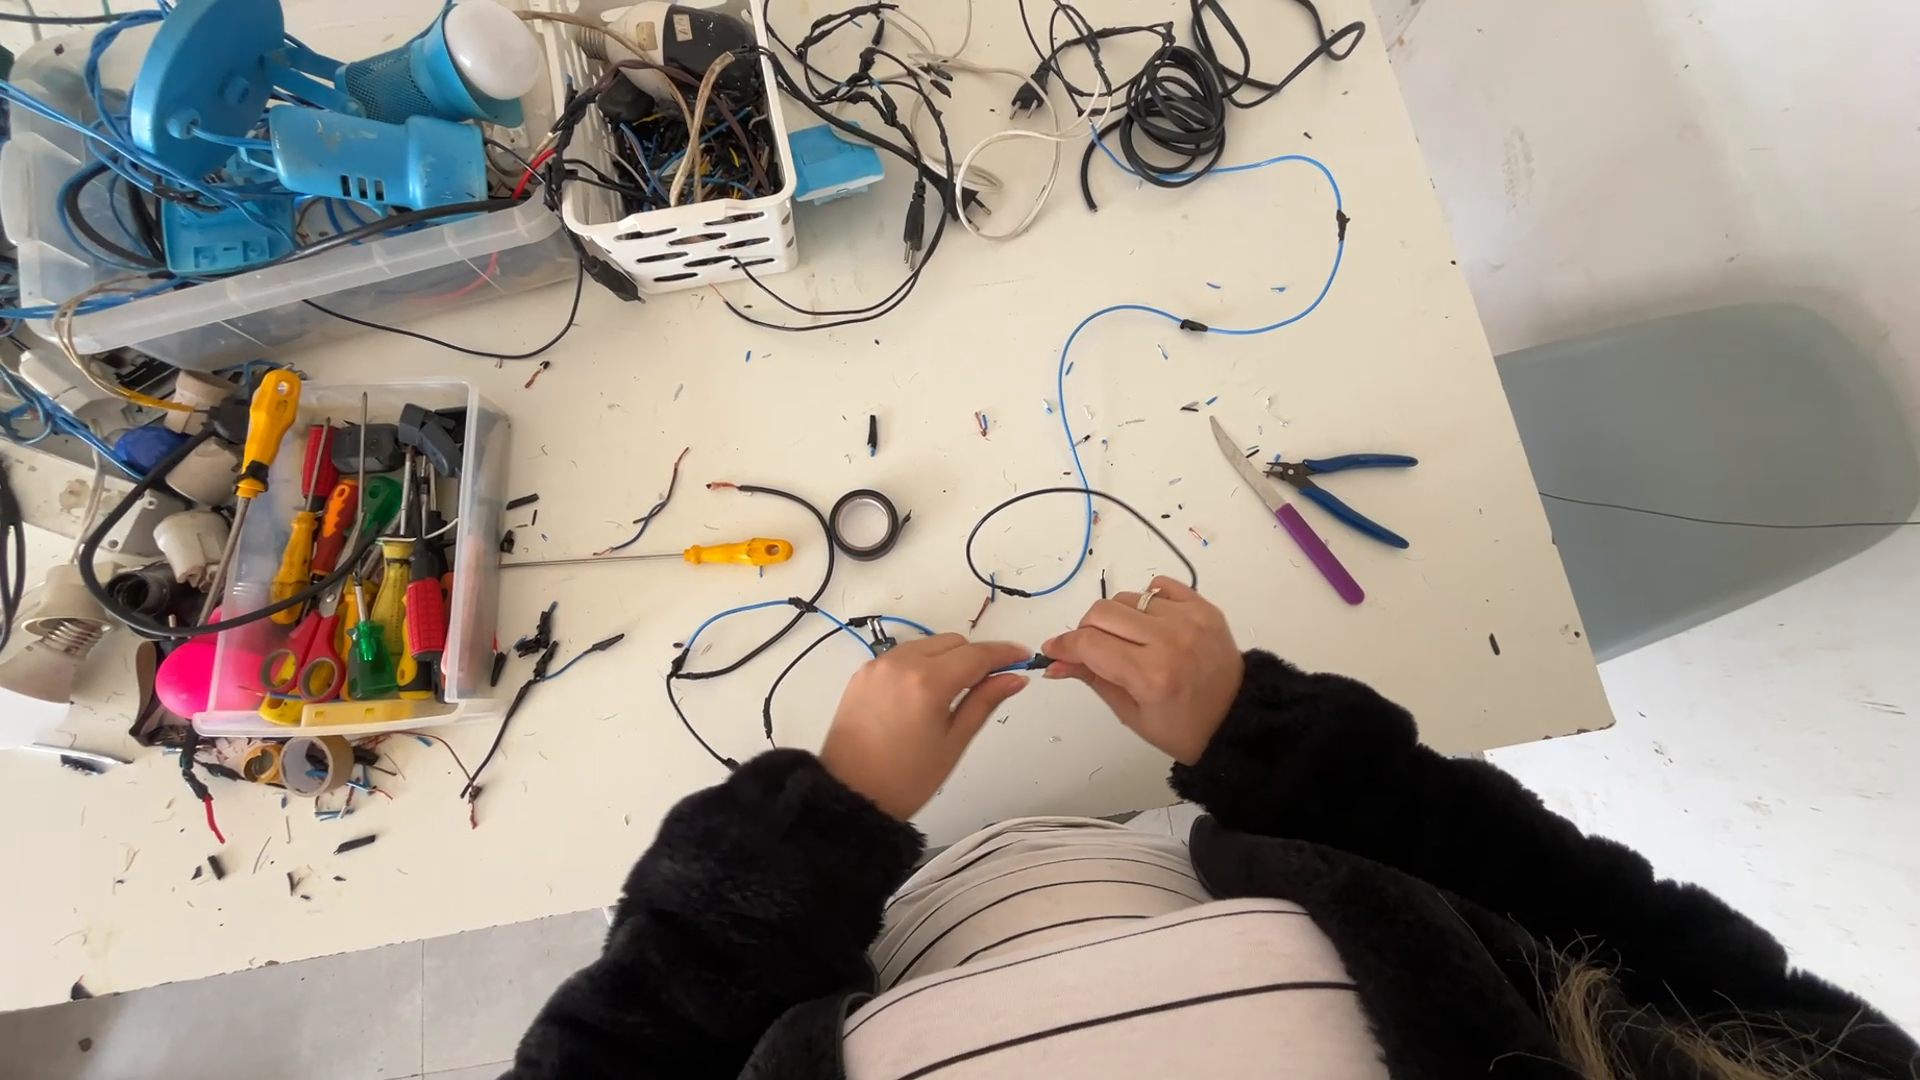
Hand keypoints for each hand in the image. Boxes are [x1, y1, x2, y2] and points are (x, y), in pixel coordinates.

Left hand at [820, 634, 1032, 819]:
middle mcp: (901, 663)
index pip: (976, 655)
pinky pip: (903, 655)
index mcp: (928, 682)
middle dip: (975, 657)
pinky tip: (927, 690)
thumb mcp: (954, 742)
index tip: (1023, 656)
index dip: (1004, 653)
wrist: (850, 795)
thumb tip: (1014, 678)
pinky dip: (922, 663)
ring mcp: (879, 665)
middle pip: (953, 642)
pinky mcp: (864, 672)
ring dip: (948, 658)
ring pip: (928, 644)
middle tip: (990, 683)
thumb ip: (985, 701)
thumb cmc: (906, 778)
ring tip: (957, 690)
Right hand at [1041, 576, 1242, 764]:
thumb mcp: (1130, 712)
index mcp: (1150, 676)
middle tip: (1093, 649)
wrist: (1238, 720)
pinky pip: (1159, 586)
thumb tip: (1054, 661)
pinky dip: (1146, 601)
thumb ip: (1091, 678)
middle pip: (1102, 612)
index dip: (1064, 645)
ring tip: (1129, 641)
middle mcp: (1170, 641)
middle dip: (1086, 630)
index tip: (1054, 649)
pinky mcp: (1204, 607)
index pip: (1088, 643)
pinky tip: (1151, 624)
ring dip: (1117, 618)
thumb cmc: (1181, 727)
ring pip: (1126, 598)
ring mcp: (1190, 620)